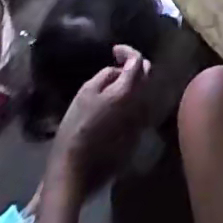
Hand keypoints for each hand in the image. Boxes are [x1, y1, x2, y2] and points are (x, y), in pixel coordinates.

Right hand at [48, 45, 151, 189]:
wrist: (76, 172)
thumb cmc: (76, 129)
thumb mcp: (85, 93)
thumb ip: (106, 75)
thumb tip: (118, 71)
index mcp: (129, 89)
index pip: (137, 60)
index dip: (127, 51)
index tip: (114, 50)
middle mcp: (142, 101)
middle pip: (146, 74)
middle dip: (134, 64)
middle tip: (118, 64)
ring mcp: (142, 119)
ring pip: (144, 91)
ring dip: (134, 82)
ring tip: (116, 82)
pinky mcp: (138, 134)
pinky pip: (139, 108)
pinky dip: (131, 99)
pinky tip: (117, 103)